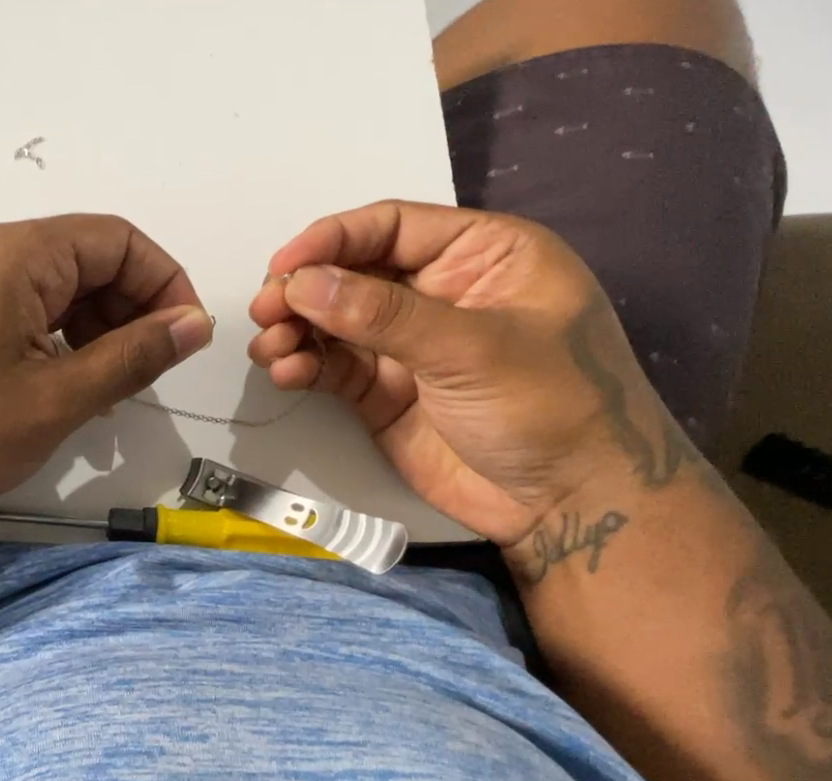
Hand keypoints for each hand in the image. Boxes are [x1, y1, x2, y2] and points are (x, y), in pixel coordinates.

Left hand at [0, 215, 213, 520]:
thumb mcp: (59, 397)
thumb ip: (135, 356)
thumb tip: (196, 324)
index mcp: (16, 255)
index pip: (117, 240)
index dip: (164, 283)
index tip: (185, 339)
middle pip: (90, 262)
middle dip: (132, 312)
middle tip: (145, 376)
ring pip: (62, 294)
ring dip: (100, 334)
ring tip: (109, 394)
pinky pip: (30, 317)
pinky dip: (63, 346)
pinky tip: (71, 392)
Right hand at [246, 200, 703, 550]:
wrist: (566, 501)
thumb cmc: (550, 406)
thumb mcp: (472, 348)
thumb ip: (383, 315)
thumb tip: (302, 285)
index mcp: (481, 256)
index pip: (392, 228)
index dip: (332, 240)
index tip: (282, 267)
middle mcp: (437, 293)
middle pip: (352, 273)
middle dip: (304, 291)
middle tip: (265, 312)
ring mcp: (406, 346)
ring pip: (333, 323)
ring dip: (295, 331)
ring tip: (269, 350)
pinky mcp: (381, 392)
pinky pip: (331, 368)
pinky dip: (303, 367)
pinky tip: (286, 373)